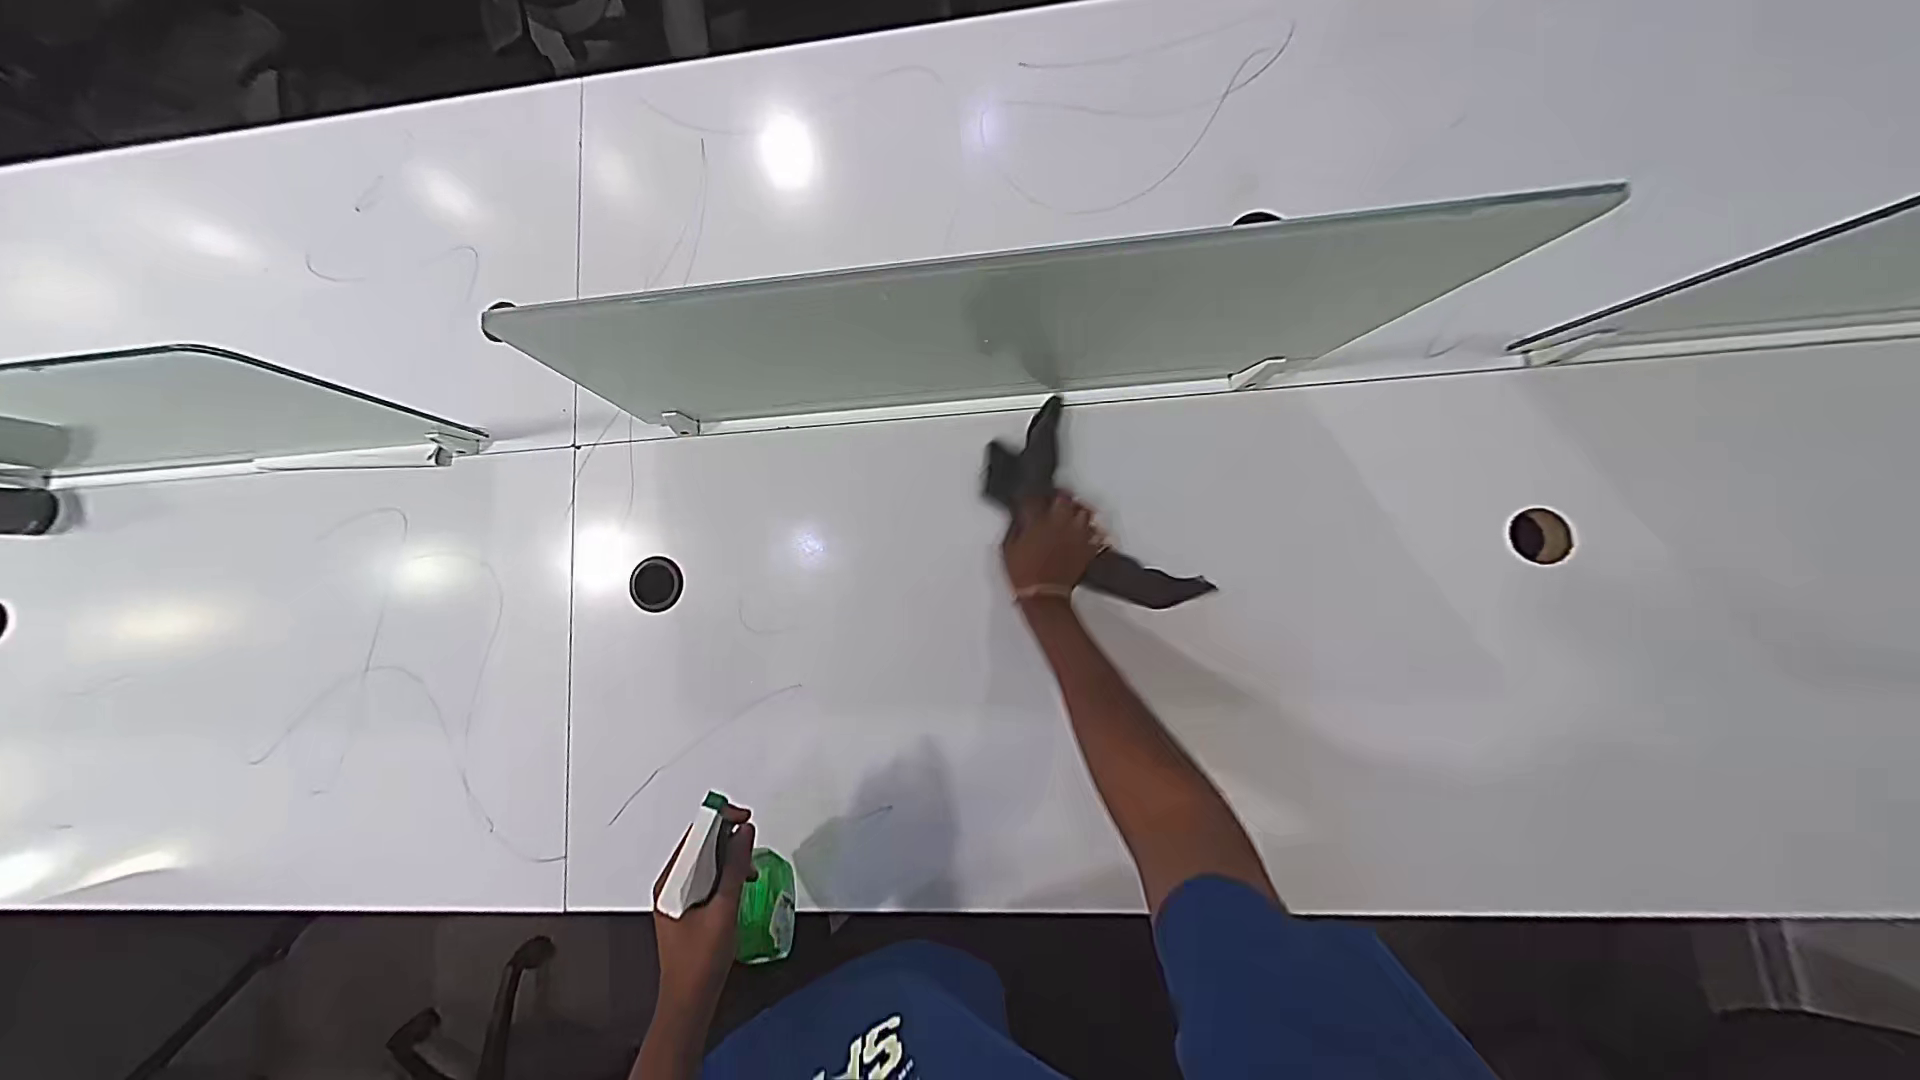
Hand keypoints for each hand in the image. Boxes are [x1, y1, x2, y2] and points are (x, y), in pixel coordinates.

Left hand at [652, 802, 756, 1010]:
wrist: (690, 1001)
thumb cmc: (702, 960)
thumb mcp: (724, 909)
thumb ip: (735, 867)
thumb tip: (744, 832)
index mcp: (670, 883)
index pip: (695, 835)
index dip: (719, 819)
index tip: (744, 817)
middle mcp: (670, 884)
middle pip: (700, 844)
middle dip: (728, 838)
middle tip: (750, 842)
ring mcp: (678, 895)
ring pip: (706, 859)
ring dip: (730, 857)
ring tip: (748, 870)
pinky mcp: (688, 904)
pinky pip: (707, 874)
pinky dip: (726, 872)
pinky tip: (741, 883)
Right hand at [1002, 493, 1105, 599]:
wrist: (1043, 595)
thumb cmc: (1025, 573)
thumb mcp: (1009, 546)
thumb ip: (1017, 527)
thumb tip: (1021, 519)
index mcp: (1039, 520)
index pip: (1037, 497)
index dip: (1034, 496)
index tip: (1031, 499)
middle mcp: (1061, 523)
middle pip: (1067, 498)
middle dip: (1060, 497)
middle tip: (1056, 499)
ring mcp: (1077, 534)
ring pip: (1085, 511)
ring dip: (1078, 509)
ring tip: (1073, 511)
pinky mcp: (1087, 548)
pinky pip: (1097, 533)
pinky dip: (1093, 530)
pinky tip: (1087, 530)